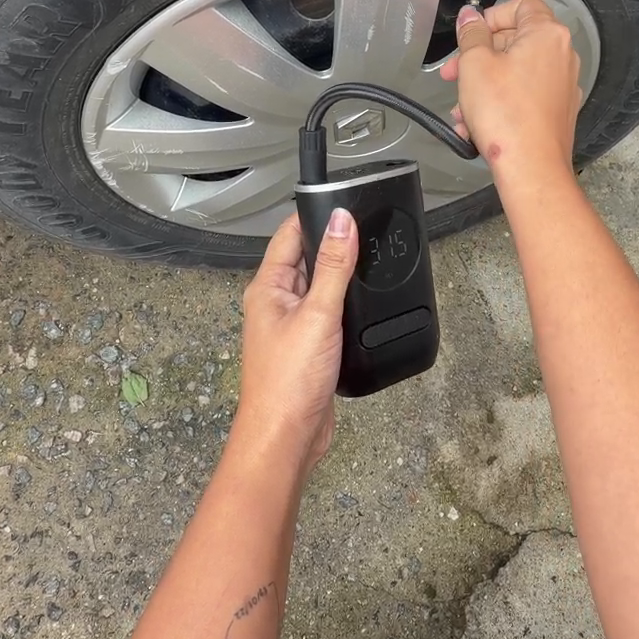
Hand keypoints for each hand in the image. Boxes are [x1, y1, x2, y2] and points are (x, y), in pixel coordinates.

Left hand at [233, 210, 356, 469]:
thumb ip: (333, 266)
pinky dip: (345, 300)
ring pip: (318, 284)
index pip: (289, 234)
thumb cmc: (289, 380)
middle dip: (332, 242)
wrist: (287, 438)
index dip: (315, 215)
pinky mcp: (309, 345)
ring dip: (340, 272)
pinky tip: (364, 300)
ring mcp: (292, 324)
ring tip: (370, 258)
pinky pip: (327, 310)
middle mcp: (276, 302)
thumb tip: (342, 221)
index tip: (345, 200)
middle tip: (366, 228)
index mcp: (268, 287)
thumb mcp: (318, 315)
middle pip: (305, 257)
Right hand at [440, 0, 581, 179]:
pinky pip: (524, 96)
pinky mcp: (557, 111)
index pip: (522, 5)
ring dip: (484, 84)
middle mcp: (562, 56)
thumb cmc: (506, 116)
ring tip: (461, 108)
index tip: (470, 32)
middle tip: (453, 72)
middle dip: (479, 56)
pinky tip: (475, 124)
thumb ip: (471, 34)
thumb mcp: (474, 64)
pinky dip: (500, 102)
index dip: (492, 15)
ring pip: (515, 72)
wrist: (531, 167)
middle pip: (516, 40)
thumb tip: (469, 16)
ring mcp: (563, 85)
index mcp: (547, 35)